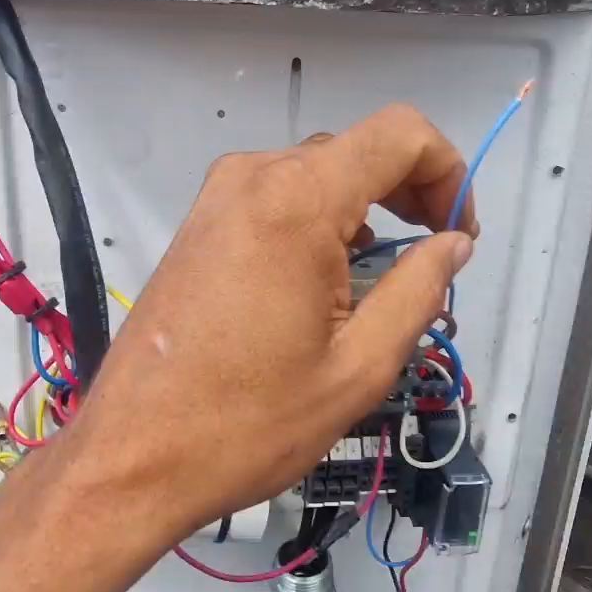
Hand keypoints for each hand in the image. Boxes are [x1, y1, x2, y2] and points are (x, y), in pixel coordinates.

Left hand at [63, 104, 477, 541]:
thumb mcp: (359, 366)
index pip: (401, 134)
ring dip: (363, 211)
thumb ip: (419, 290)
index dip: (448, 171)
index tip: (457, 234)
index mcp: (298, 200)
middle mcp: (253, 177)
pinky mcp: (198, 225)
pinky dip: (318, 222)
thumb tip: (454, 244)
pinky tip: (323, 282)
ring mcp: (217, 197)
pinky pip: (277, 197)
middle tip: (430, 261)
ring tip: (377, 282)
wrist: (133, 456)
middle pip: (358, 149)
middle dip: (409, 194)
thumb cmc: (249, 422)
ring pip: (317, 173)